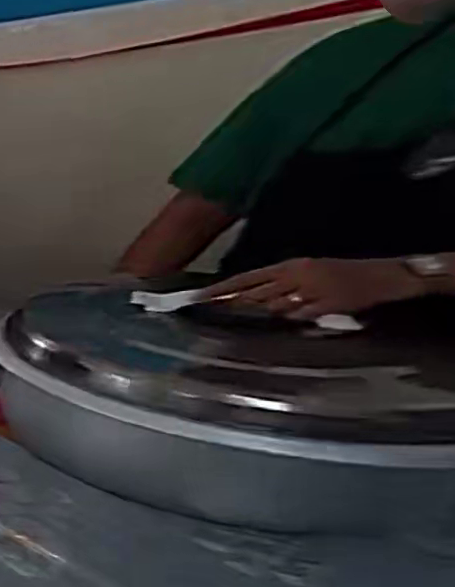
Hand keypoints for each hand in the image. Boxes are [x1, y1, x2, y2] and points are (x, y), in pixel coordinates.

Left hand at [203, 257, 427, 319]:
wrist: (390, 275)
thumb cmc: (342, 272)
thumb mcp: (305, 268)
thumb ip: (273, 281)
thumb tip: (238, 294)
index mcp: (289, 266)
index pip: (244, 279)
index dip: (219, 290)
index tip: (196, 297)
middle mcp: (297, 277)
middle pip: (252, 295)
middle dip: (232, 305)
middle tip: (214, 313)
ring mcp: (313, 291)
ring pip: (272, 307)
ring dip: (260, 314)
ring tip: (250, 318)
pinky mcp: (329, 304)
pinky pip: (298, 316)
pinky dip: (289, 319)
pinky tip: (288, 319)